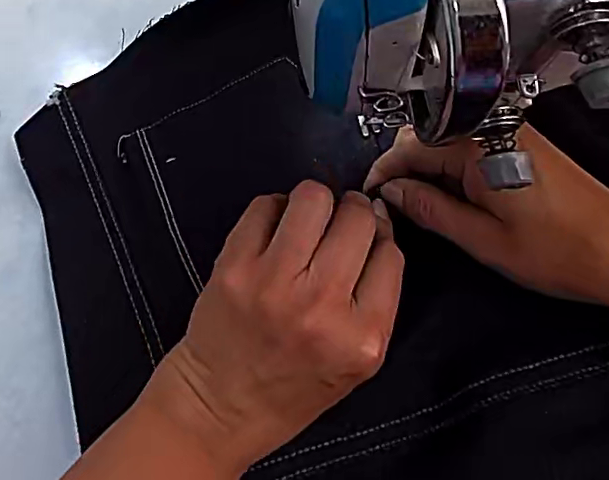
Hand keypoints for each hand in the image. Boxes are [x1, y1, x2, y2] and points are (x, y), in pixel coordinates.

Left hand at [136, 181, 403, 474]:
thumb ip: (377, 291)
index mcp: (361, 338)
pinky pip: (267, 204)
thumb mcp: (358, 356)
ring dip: (313, 203)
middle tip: (334, 229)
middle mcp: (320, 307)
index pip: (390, 252)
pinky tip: (272, 235)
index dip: (378, 240)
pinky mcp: (234, 268)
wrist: (218, 411)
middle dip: (351, 213)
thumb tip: (377, 213)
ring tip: (305, 223)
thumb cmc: (295, 383)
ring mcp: (274, 284)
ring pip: (313, 197)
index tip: (362, 244)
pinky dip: (273, 210)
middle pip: (357, 217)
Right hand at [363, 125, 608, 311]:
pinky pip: (473, 143)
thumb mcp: (485, 240)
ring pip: (450, 138)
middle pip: (428, 135)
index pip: (410, 145)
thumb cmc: (557, 251)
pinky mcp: (524, 139)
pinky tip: (453, 194)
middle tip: (391, 207)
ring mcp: (510, 128)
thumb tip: (390, 191)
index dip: (383, 171)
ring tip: (418, 205)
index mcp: (476, 142)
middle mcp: (491, 124)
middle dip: (403, 167)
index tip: (366, 197)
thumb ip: (431, 209)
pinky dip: (453, 166)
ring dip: (428, 167)